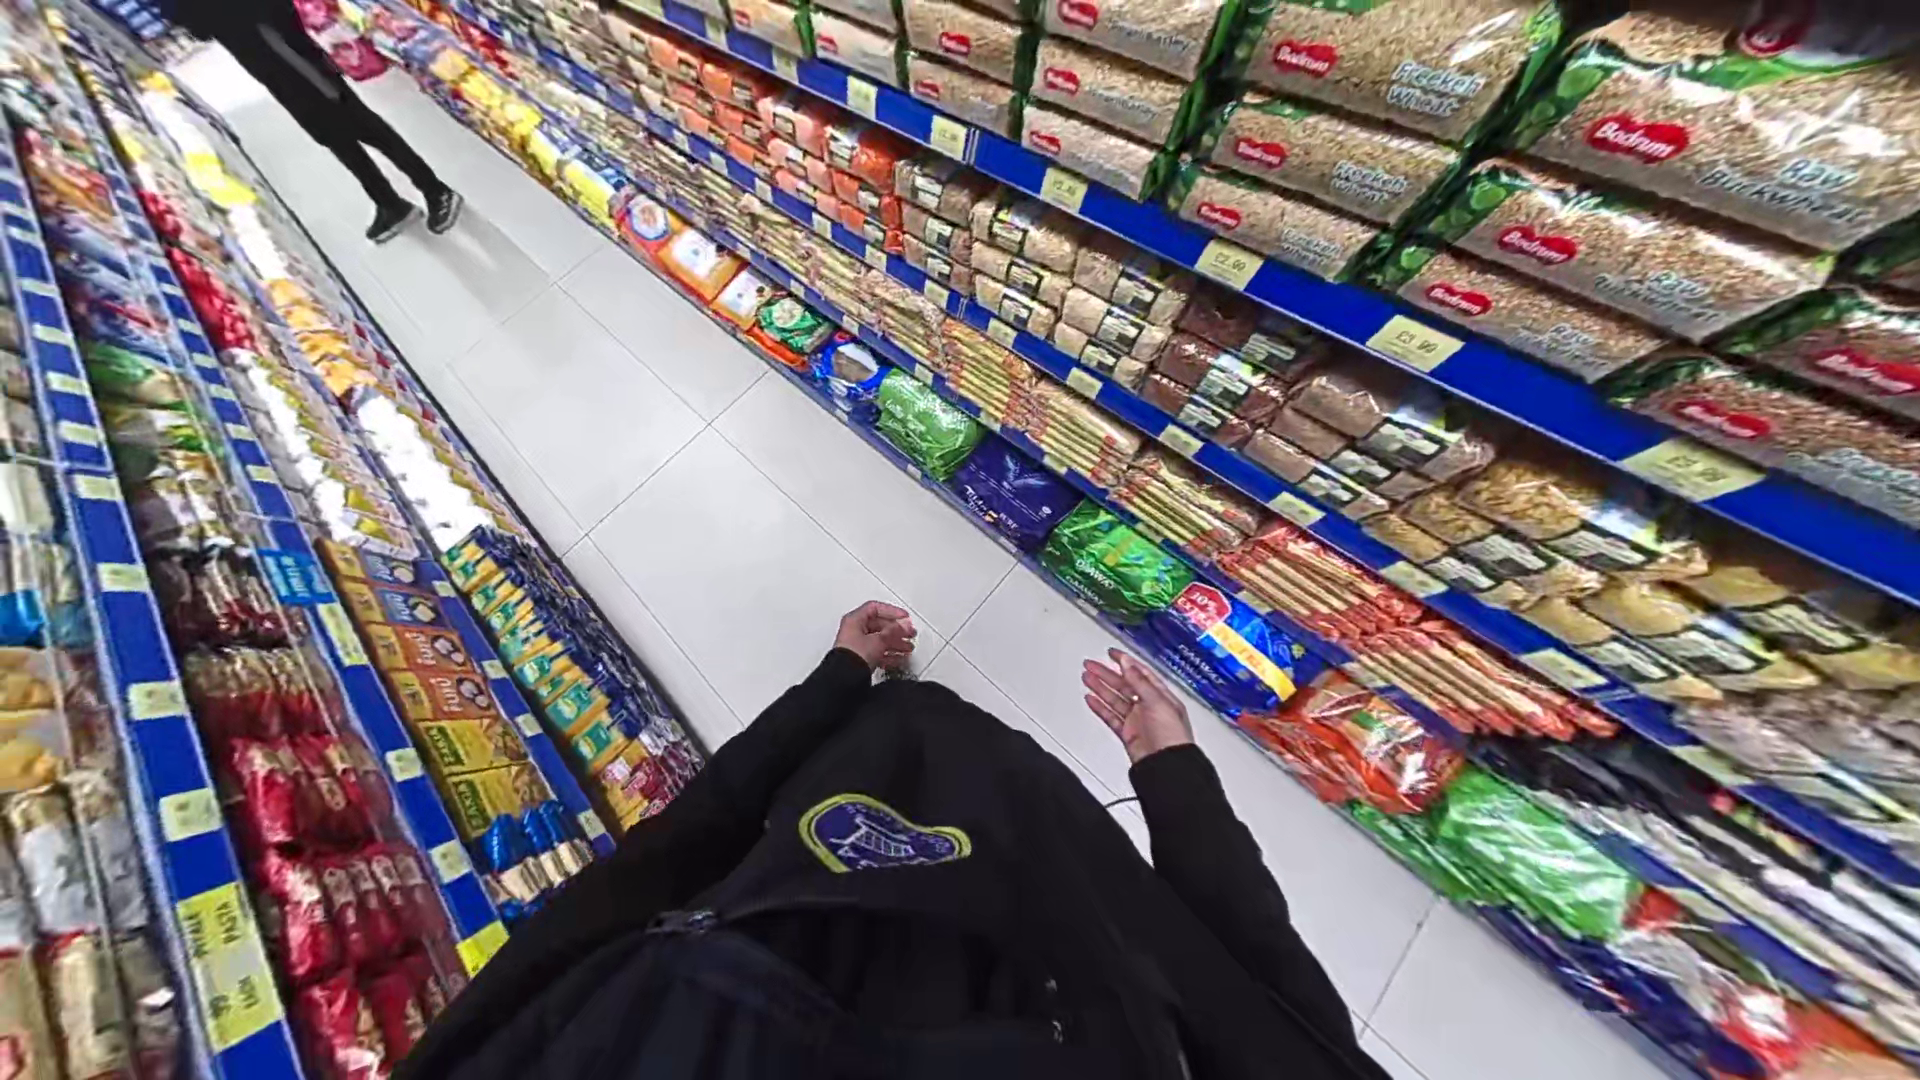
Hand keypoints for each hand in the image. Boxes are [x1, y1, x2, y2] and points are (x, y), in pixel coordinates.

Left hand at [835, 601, 915, 670]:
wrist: (845, 679)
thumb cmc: (854, 656)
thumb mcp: (879, 639)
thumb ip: (894, 630)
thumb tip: (904, 625)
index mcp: (854, 620)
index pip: (875, 608)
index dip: (892, 611)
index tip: (904, 617)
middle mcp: (853, 630)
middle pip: (879, 625)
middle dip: (896, 630)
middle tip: (909, 633)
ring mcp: (856, 645)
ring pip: (879, 640)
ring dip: (895, 643)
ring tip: (907, 647)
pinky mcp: (859, 658)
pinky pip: (877, 652)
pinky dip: (889, 654)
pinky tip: (899, 658)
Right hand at [1082, 649, 1193, 764]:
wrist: (1168, 766)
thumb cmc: (1173, 737)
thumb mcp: (1157, 702)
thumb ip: (1139, 681)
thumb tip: (1127, 662)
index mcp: (1160, 695)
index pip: (1139, 673)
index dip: (1125, 662)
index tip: (1111, 653)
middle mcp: (1148, 706)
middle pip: (1123, 684)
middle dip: (1106, 673)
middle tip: (1090, 664)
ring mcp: (1137, 720)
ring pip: (1114, 699)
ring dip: (1100, 687)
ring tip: (1086, 677)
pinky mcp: (1127, 733)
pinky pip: (1110, 716)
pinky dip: (1099, 707)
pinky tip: (1091, 699)